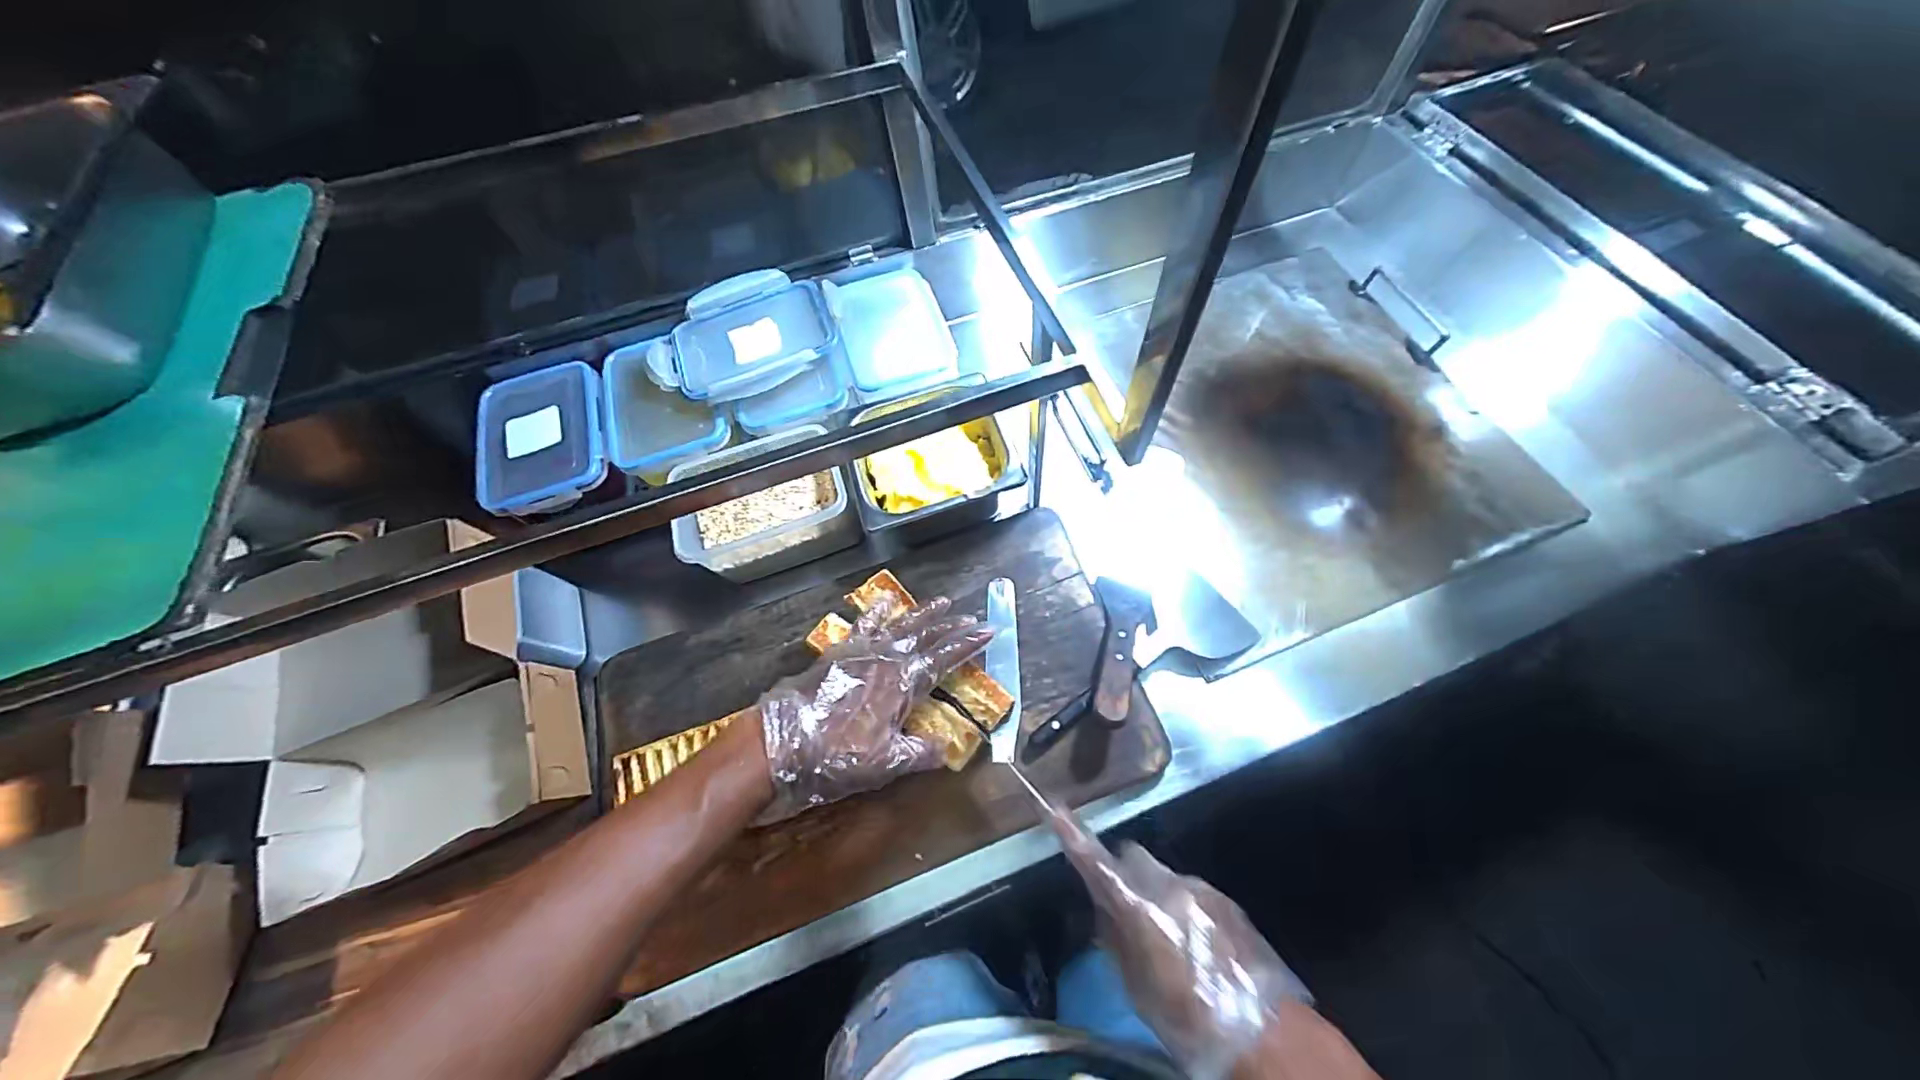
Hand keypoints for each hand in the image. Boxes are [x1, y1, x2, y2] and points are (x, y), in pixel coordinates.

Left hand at [755, 594, 991, 822]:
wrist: (782, 742)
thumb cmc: (836, 755)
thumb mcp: (886, 763)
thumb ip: (920, 753)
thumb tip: (948, 748)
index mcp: (903, 683)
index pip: (944, 659)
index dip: (968, 645)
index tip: (989, 630)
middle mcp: (886, 659)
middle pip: (926, 636)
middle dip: (951, 627)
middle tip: (972, 618)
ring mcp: (862, 652)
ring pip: (900, 626)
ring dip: (922, 614)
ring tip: (942, 602)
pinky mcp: (840, 652)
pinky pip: (863, 625)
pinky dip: (876, 612)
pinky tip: (885, 602)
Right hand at [1046, 807, 1312, 1079]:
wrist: (1267, 1036)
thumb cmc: (1190, 1021)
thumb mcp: (1137, 989)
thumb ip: (1115, 940)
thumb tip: (1104, 912)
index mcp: (1142, 909)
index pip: (1098, 863)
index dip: (1074, 838)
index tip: (1056, 810)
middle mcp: (1170, 886)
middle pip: (1133, 858)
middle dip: (1122, 873)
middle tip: (1122, 910)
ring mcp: (1201, 888)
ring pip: (1162, 876)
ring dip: (1154, 894)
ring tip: (1165, 939)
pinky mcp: (1225, 899)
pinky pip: (1189, 891)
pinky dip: (1181, 907)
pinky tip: (1193, 944)